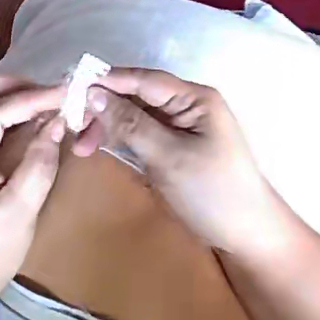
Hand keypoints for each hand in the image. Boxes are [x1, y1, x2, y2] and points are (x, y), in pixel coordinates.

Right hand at [74, 68, 288, 256]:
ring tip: (82, 147)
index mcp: (194, 99)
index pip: (143, 80)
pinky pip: (139, 134)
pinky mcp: (172, 148)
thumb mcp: (168, 157)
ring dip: (107, 127)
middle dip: (103, 108)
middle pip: (135, 96)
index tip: (72, 88)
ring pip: (133, 116)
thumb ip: (130, 123)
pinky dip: (118, 139)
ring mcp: (179, 127)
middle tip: (73, 128)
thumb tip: (93, 94)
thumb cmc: (212, 192)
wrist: (248, 239)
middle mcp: (186, 106)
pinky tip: (98, 148)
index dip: (107, 81)